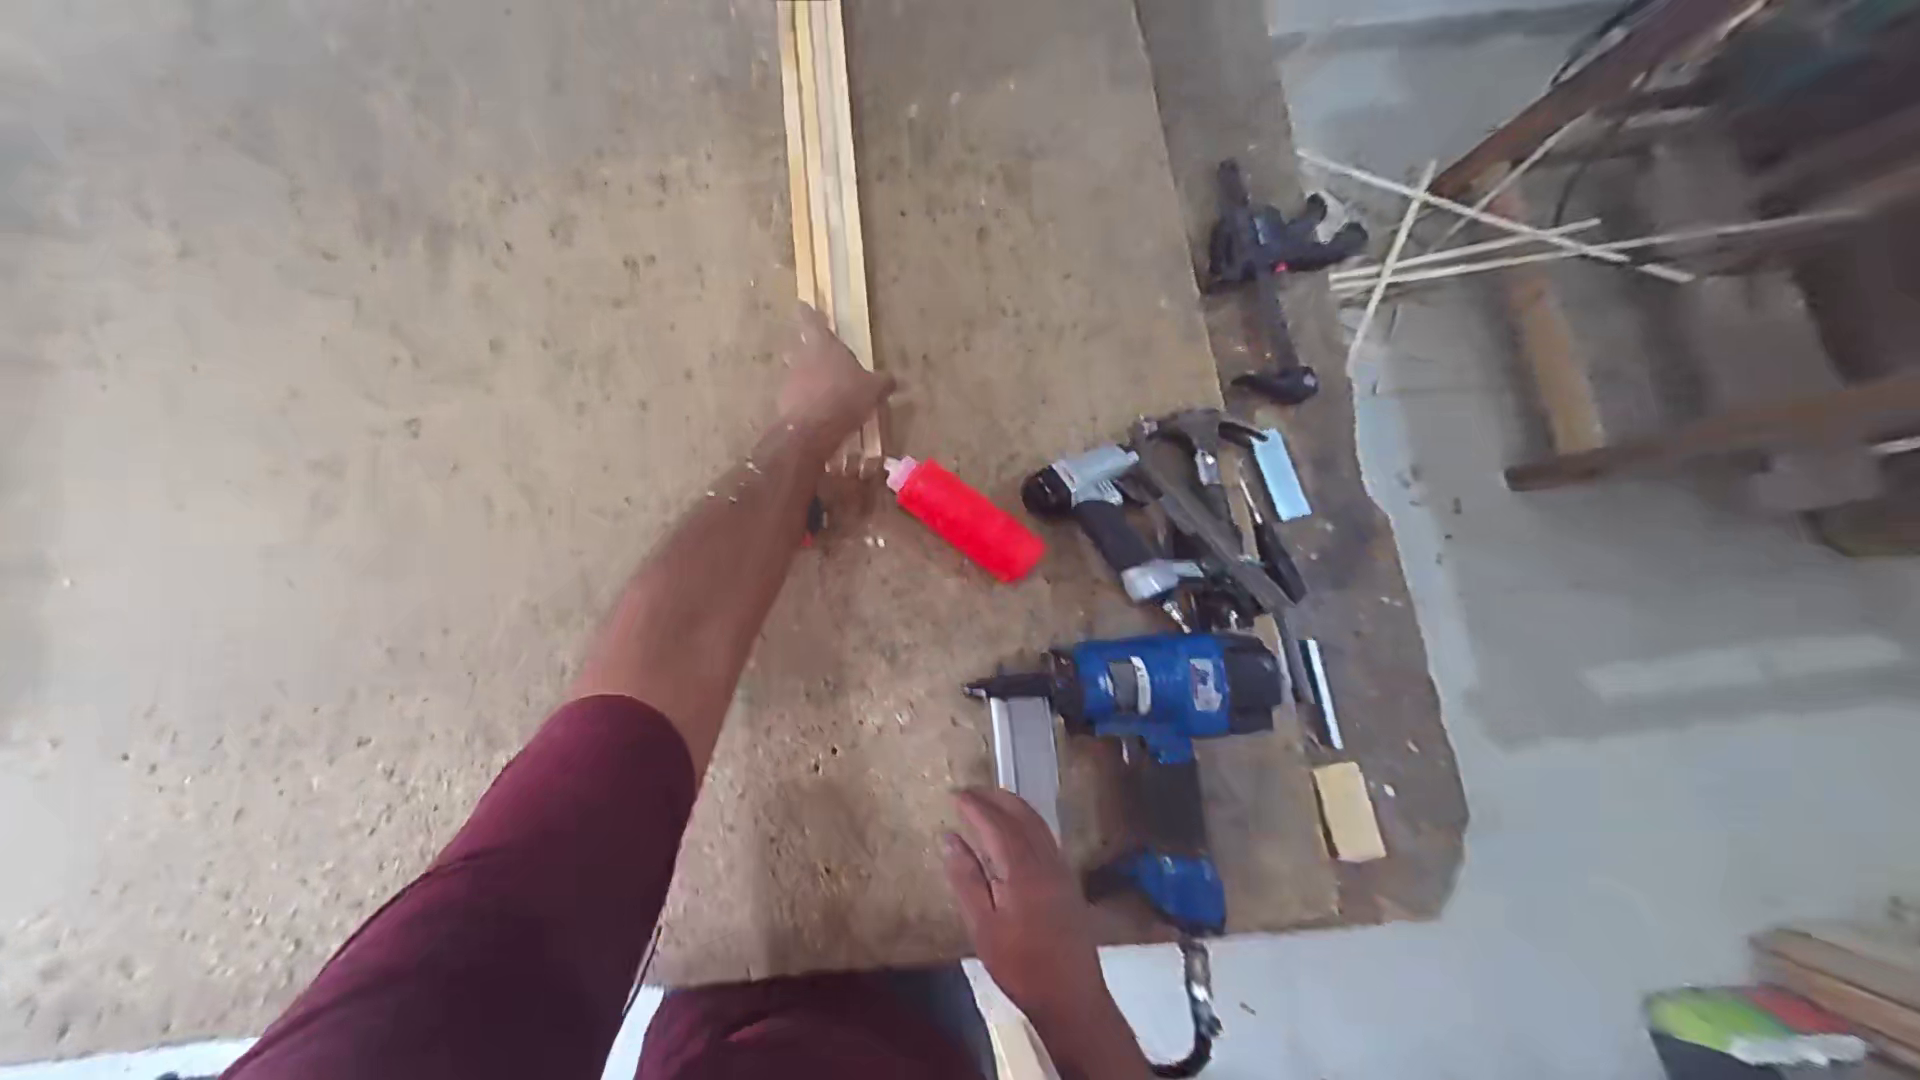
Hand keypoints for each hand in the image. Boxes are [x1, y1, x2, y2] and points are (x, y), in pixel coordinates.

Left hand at [776, 304, 893, 448]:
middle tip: (812, 352)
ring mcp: (790, 381)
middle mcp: (803, 358)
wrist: (814, 428)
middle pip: (799, 348)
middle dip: (805, 349)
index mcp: (824, 346)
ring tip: (819, 388)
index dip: (808, 314)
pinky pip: (795, 397)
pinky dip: (804, 401)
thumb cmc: (846, 397)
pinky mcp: (784, 403)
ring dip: (805, 378)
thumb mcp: (874, 389)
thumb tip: (893, 379)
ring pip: (796, 373)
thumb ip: (883, 382)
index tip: (802, 306)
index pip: (812, 322)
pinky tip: (816, 412)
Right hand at [942, 788, 1107, 1021]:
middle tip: (970, 792)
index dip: (975, 806)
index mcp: (1022, 868)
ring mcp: (1060, 867)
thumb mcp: (983, 926)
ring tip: (989, 801)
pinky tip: (1015, 829)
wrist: (1072, 996)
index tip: (955, 795)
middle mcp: (1045, 859)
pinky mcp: (1067, 878)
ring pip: (1036, 822)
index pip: (995, 823)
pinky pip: (1045, 835)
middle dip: (995, 797)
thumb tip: (950, 838)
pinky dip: (1026, 820)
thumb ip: (966, 878)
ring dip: (1012, 805)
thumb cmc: (1020, 965)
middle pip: (1020, 814)